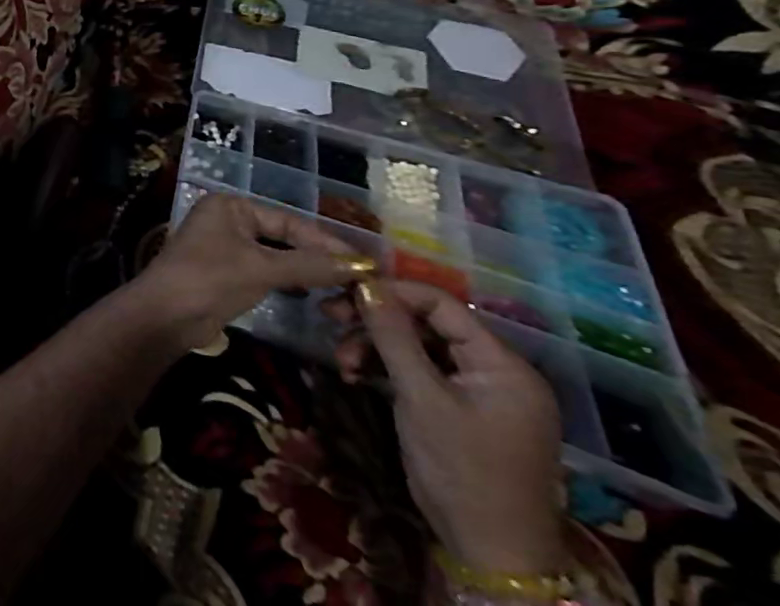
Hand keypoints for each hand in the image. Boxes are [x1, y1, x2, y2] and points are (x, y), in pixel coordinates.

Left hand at [133, 194, 369, 348]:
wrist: (166, 314)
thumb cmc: (210, 279)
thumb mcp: (263, 268)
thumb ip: (312, 265)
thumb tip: (364, 265)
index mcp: (230, 206)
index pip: (289, 220)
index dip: (327, 243)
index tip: (366, 265)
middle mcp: (226, 220)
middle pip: (284, 237)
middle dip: (318, 258)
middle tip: (360, 280)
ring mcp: (224, 246)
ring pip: (276, 256)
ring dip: (306, 272)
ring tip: (343, 290)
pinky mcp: (226, 272)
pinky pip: (266, 271)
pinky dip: (288, 281)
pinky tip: (313, 295)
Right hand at [333, 281, 564, 575]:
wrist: (488, 544)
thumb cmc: (460, 466)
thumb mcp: (420, 396)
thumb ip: (394, 338)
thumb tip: (367, 285)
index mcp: (502, 364)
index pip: (443, 306)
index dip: (392, 292)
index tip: (343, 292)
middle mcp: (494, 370)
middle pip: (426, 324)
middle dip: (375, 320)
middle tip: (327, 316)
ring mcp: (476, 391)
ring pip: (416, 347)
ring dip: (373, 347)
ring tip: (340, 362)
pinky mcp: (458, 408)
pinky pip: (418, 372)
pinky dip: (384, 370)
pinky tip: (354, 376)